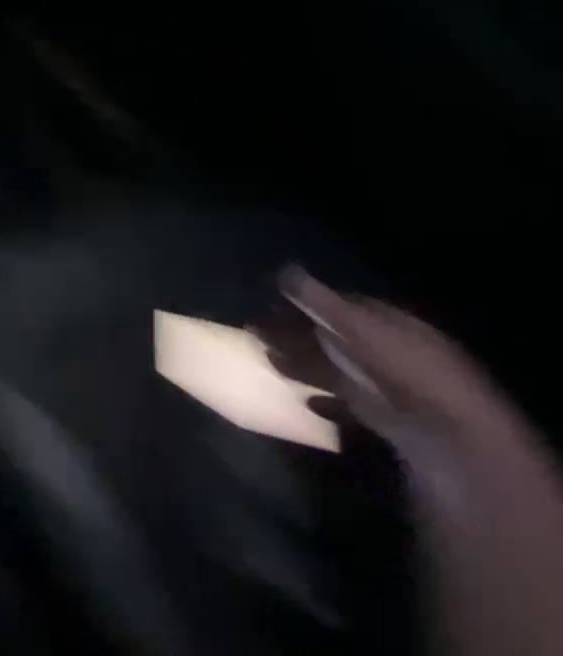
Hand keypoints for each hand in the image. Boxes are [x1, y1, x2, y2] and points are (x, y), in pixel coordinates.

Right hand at [278, 268, 521, 460]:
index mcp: (395, 324)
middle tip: (255, 331)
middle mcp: (394, 351)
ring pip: (336, 367)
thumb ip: (319, 299)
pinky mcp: (385, 416)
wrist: (452, 437)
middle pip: (336, 336)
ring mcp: (390, 386)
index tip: (274, 299)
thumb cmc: (405, 370)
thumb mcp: (359, 326)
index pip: (349, 304)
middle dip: (297, 332)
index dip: (311, 299)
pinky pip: (346, 401)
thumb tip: (283, 270)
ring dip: (301, 363)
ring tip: (267, 361)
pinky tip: (305, 400)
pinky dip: (324, 398)